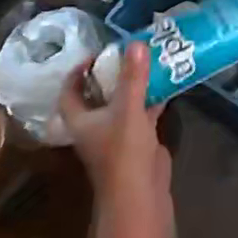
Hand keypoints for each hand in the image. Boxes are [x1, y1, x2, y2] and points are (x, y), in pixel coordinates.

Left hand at [58, 42, 171, 201]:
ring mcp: (117, 135)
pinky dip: (151, 100)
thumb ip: (133, 77)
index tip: (96, 53)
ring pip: (122, 104)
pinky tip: (166, 85)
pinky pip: (142, 114)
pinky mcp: (138, 142)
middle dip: (111, 74)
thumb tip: (136, 43)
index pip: (70, 90)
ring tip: (148, 62)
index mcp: (80, 119)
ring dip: (133, 86)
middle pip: (98, 95)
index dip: (78, 71)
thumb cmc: (123, 151)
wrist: (140, 194)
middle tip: (126, 53)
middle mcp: (95, 126)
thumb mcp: (128, 109)